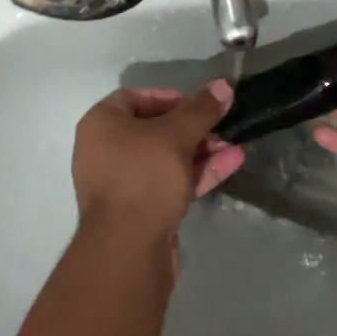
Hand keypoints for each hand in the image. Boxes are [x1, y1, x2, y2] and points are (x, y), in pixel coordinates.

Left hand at [71, 81, 244, 241]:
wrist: (127, 251)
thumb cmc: (143, 177)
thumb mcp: (175, 136)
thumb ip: (200, 110)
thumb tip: (223, 84)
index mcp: (101, 124)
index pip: (134, 97)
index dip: (168, 97)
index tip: (197, 104)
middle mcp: (106, 150)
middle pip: (154, 129)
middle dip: (192, 128)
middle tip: (221, 126)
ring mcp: (123, 183)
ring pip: (166, 158)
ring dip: (200, 151)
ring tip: (235, 144)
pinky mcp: (142, 211)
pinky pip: (170, 182)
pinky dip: (197, 173)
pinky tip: (231, 163)